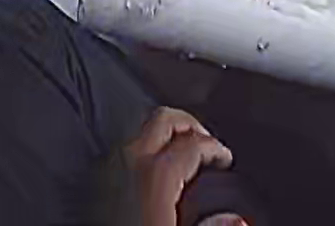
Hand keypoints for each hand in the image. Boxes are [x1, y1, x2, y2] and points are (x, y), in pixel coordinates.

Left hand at [101, 108, 235, 225]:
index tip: (225, 157)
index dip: (213, 147)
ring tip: (184, 149)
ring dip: (166, 131)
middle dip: (189, 124)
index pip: (192, 143)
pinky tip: (155, 166)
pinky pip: (128, 143)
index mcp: (156, 173)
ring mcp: (111, 162)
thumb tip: (236, 220)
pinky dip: (148, 143)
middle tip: (206, 140)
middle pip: (163, 119)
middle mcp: (131, 157)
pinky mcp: (98, 175)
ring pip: (143, 126)